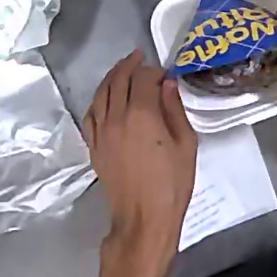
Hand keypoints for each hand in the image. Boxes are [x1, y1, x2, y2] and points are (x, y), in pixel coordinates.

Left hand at [81, 51, 198, 256]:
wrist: (144, 218)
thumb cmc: (172, 183)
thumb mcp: (185, 143)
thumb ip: (174, 109)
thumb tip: (167, 84)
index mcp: (142, 114)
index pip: (143, 78)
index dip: (154, 71)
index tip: (165, 74)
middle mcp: (117, 117)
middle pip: (118, 80)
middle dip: (130, 66)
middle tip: (140, 58)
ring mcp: (101, 132)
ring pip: (101, 94)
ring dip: (112, 77)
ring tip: (122, 69)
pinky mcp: (94, 146)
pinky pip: (91, 114)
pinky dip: (98, 99)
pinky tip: (105, 97)